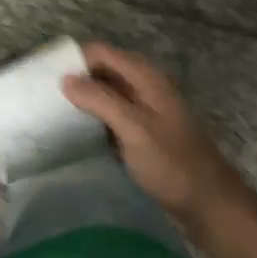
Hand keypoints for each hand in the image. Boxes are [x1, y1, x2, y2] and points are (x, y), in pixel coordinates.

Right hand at [62, 42, 241, 219]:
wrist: (210, 206)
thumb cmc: (172, 163)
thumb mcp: (134, 128)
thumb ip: (100, 100)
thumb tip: (64, 78)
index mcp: (145, 75)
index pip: (100, 52)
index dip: (74, 59)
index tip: (46, 75)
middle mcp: (144, 85)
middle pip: (102, 69)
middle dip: (76, 77)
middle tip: (46, 93)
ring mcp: (144, 109)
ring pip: (106, 93)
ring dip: (84, 98)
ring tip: (55, 110)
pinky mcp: (142, 132)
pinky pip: (112, 115)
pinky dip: (94, 117)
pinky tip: (77, 130)